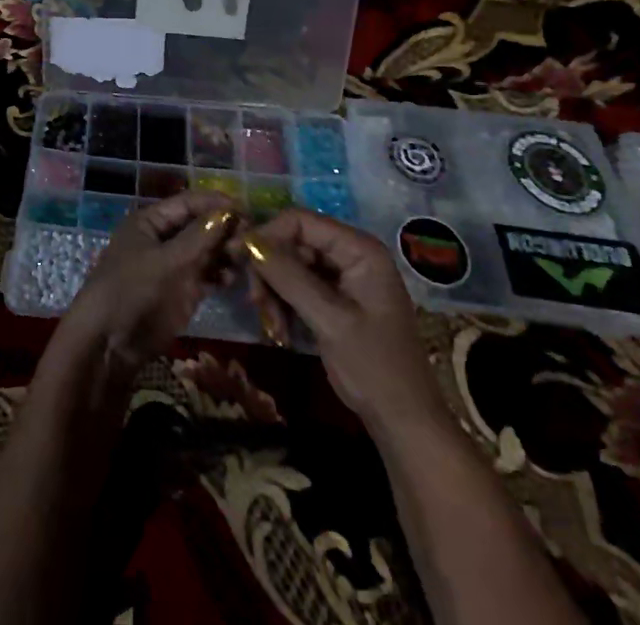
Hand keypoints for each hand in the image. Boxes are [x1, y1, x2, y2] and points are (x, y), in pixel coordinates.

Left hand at [60, 191, 236, 370]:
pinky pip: (207, 273)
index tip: (247, 210)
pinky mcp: (183, 289)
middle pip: (200, 225)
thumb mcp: (165, 261)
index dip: (215, 204)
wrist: (110, 341)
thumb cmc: (131, 290)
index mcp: (149, 222)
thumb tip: (228, 212)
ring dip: (226, 252)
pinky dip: (221, 274)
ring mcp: (173, 264)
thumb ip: (198, 237)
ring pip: (207, 250)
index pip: (187, 203)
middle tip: (251, 239)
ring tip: (244, 260)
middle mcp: (163, 238)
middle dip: (224, 229)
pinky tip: (232, 279)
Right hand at [243, 209, 449, 437]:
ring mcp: (340, 277)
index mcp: (360, 250)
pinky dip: (281, 305)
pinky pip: (294, 287)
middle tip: (256, 304)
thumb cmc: (373, 366)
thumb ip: (289, 277)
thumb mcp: (329, 319)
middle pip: (290, 242)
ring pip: (287, 266)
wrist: (400, 418)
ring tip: (271, 326)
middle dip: (268, 271)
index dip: (267, 236)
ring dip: (271, 293)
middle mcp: (350, 255)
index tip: (239, 261)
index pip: (300, 221)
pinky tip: (279, 331)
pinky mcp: (331, 299)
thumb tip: (248, 241)